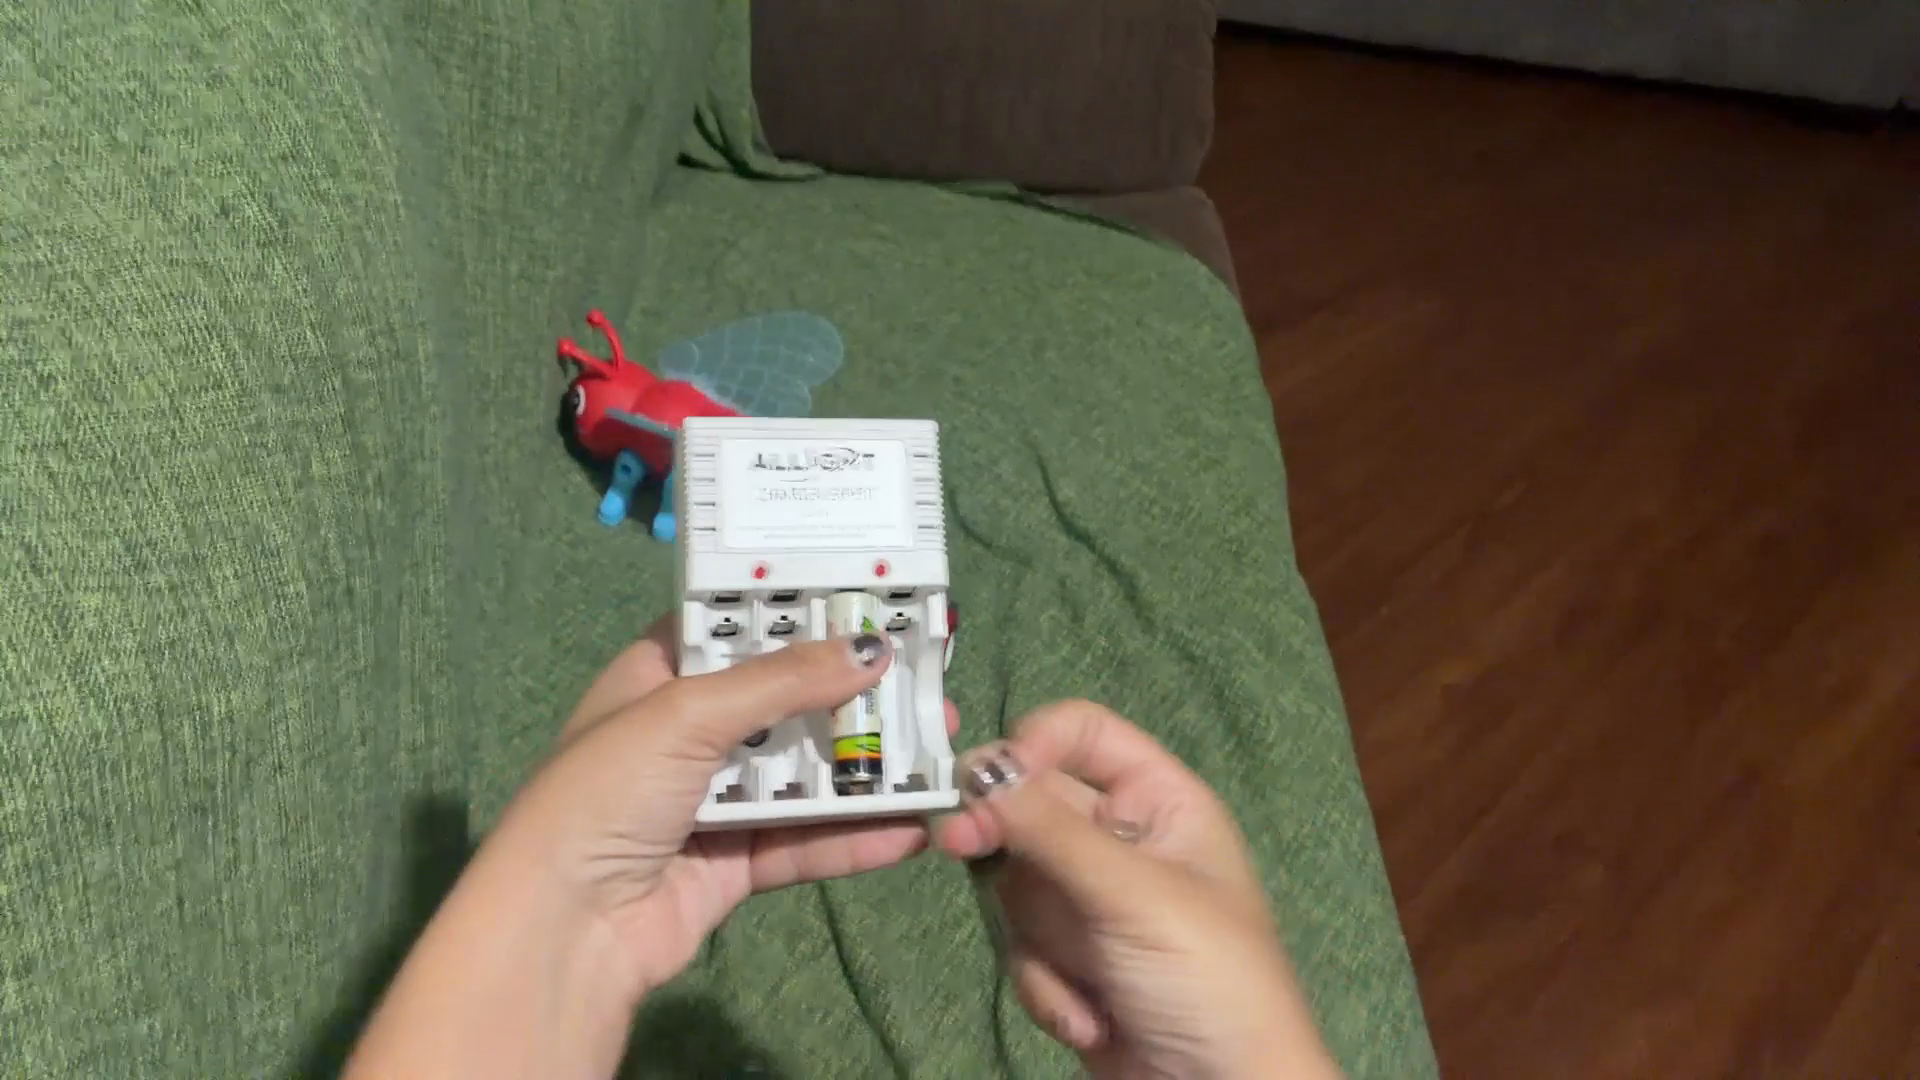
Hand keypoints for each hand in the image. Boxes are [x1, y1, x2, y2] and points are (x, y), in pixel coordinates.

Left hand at [345, 615, 959, 1079]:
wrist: (562, 937)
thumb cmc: (608, 792)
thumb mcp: (689, 713)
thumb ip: (785, 680)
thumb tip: (873, 648)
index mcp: (661, 676)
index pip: (739, 627)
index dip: (801, 613)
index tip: (867, 604)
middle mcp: (690, 730)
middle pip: (788, 699)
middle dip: (855, 693)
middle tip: (922, 684)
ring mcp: (715, 796)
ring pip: (805, 770)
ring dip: (868, 766)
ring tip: (938, 751)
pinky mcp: (737, 857)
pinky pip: (805, 837)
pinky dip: (855, 834)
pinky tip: (911, 827)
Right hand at [936, 701, 1342, 1078]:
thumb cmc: (1206, 978)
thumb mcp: (1133, 895)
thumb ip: (1050, 828)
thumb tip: (977, 769)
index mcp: (1158, 799)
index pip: (1085, 733)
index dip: (1037, 739)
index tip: (989, 773)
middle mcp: (1119, 835)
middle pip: (1035, 800)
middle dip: (1004, 831)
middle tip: (956, 842)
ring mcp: (1089, 893)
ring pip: (1018, 873)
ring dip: (1037, 932)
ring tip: (1075, 982)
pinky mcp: (1068, 950)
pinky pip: (1022, 937)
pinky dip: (1045, 980)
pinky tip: (1088, 1016)